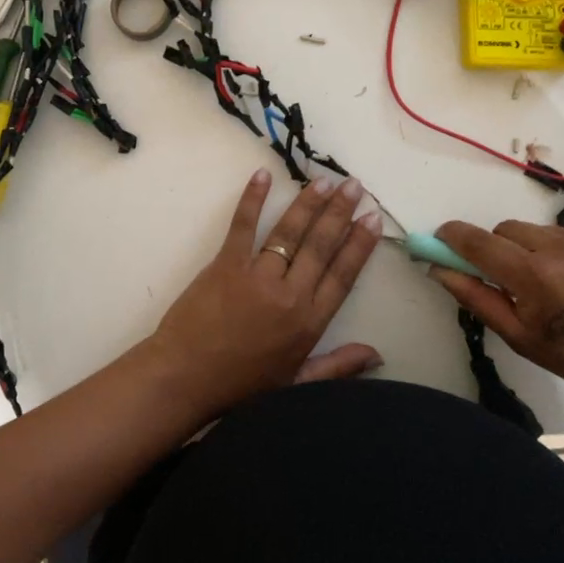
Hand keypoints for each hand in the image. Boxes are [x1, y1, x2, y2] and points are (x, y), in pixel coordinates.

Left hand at [144, 170, 383, 418]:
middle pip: (320, 246)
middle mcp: (289, 295)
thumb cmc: (241, 386)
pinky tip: (263, 176)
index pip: (342, 275)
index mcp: (308, 323)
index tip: (372, 218)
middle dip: (340, 213)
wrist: (187, 379)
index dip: (360, 245)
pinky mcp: (225, 265)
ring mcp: (256, 277)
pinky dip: (252, 199)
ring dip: (308, 203)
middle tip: (354, 185)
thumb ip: (338, 366)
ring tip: (324, 181)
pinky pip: (243, 226)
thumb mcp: (297, 384)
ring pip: (289, 232)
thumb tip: (376, 354)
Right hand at [426, 220, 563, 409]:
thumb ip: (476, 297)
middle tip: (511, 280)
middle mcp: (560, 246)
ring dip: (533, 250)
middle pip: (506, 230)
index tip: (439, 239)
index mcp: (535, 276)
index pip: (477, 241)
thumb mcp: (521, 337)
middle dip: (499, 249)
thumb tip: (439, 269)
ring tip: (557, 285)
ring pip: (538, 231)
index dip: (452, 237)